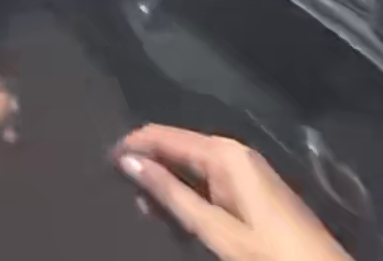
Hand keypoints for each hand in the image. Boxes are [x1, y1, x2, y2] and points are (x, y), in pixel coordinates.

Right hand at [115, 126, 353, 260]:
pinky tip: (181, 219)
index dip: (131, 147)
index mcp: (224, 153)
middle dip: (149, 169)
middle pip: (175, 149)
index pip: (161, 135)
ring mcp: (246, 173)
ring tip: (152, 213)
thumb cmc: (277, 258)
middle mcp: (232, 153)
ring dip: (168, 187)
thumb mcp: (218, 231)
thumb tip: (124, 159)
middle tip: (130, 199)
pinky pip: (209, 184)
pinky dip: (189, 197)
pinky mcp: (255, 194)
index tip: (106, 165)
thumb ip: (170, 193)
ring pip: (190, 168)